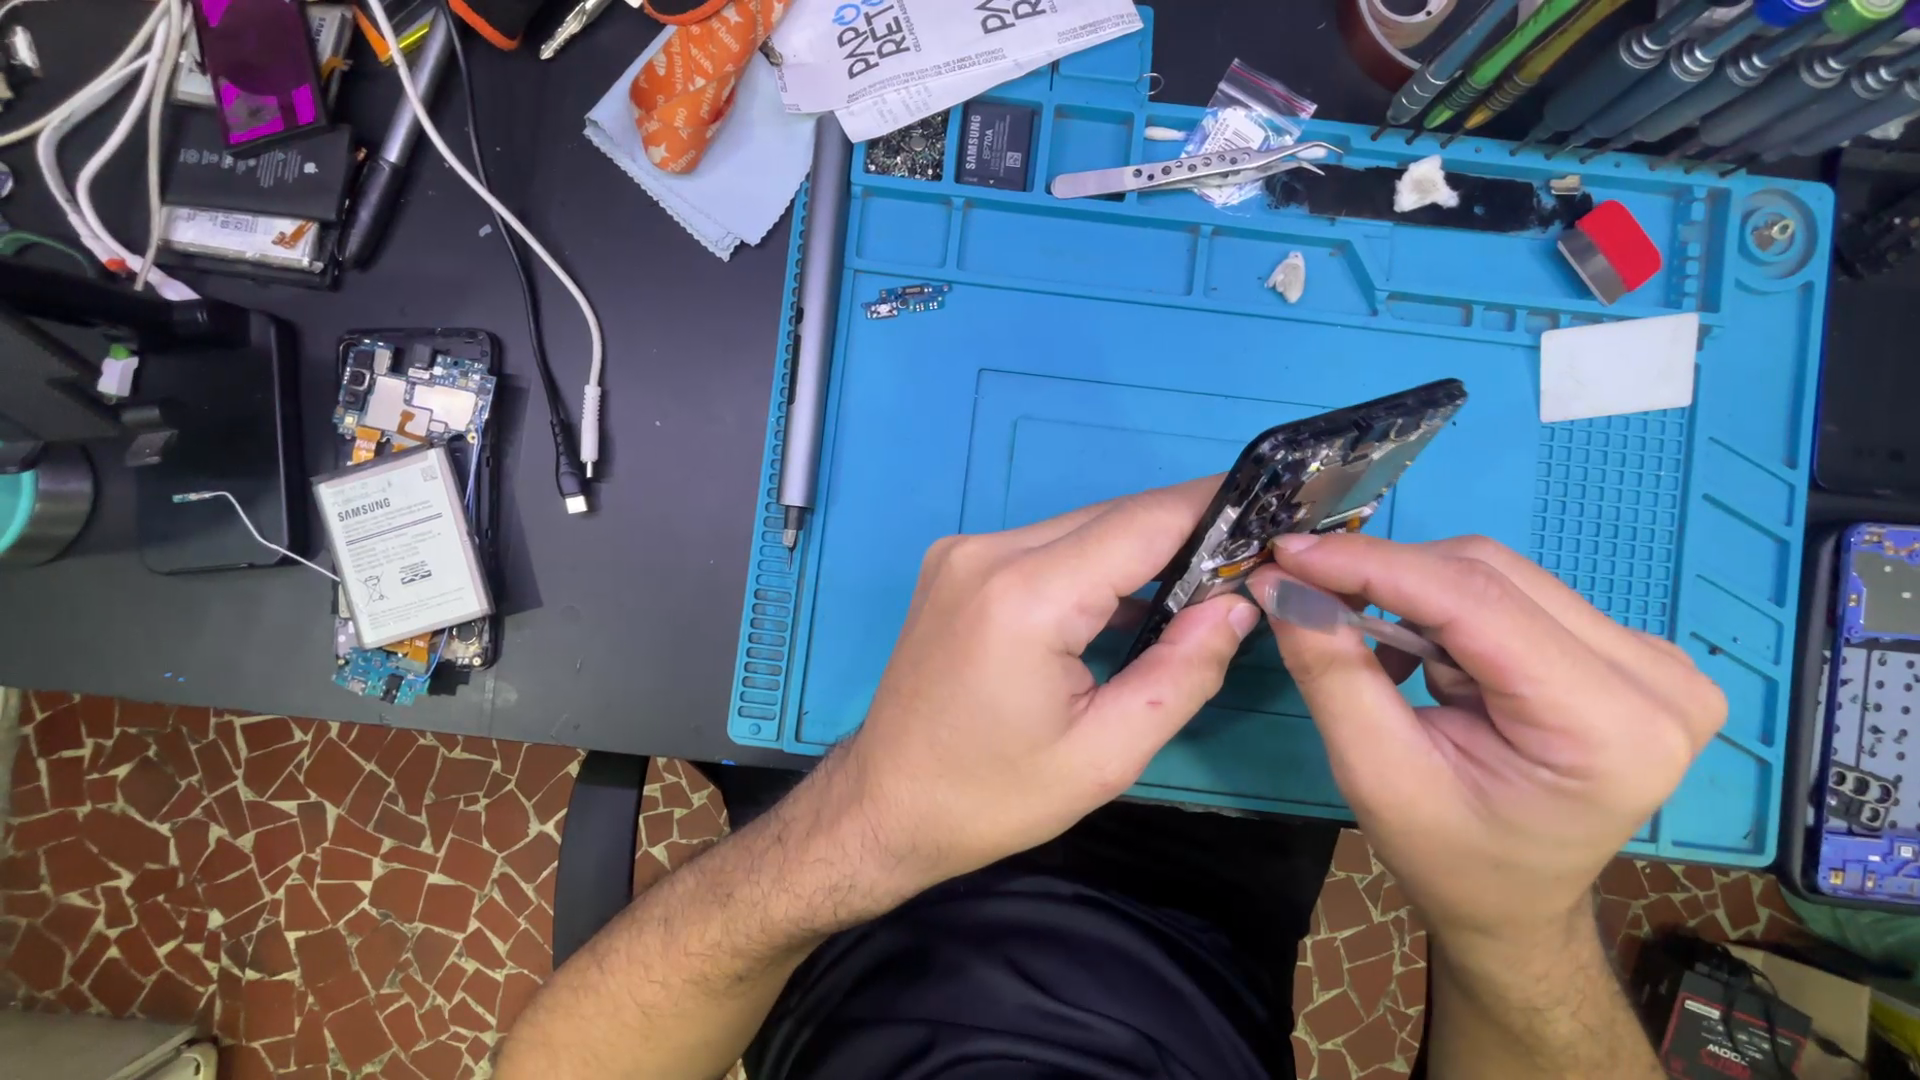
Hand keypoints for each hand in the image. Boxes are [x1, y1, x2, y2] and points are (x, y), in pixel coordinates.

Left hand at [835, 478, 1261, 892]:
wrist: (884, 804)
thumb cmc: (992, 796)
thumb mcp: (1105, 755)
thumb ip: (1182, 672)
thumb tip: (1237, 604)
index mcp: (1026, 595)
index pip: (1142, 522)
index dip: (1212, 507)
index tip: (1273, 507)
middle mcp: (988, 551)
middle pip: (1111, 518)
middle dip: (1182, 532)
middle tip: (1245, 559)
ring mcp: (964, 552)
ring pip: (1078, 528)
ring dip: (1137, 550)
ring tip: (1199, 581)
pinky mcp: (956, 565)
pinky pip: (1044, 546)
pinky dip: (1092, 564)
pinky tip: (1127, 600)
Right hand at [1246, 534, 1725, 948]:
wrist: (1517, 905)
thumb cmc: (1448, 858)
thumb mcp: (1373, 773)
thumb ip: (1331, 670)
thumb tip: (1281, 582)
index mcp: (1607, 725)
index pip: (1474, 600)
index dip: (1371, 565)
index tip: (1286, 554)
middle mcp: (1654, 677)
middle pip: (1487, 574)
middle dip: (1384, 577)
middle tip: (1306, 595)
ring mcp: (1651, 658)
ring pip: (1494, 575)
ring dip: (1411, 595)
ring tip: (1373, 652)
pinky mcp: (1626, 650)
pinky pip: (1508, 593)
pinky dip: (1441, 610)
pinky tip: (1421, 659)